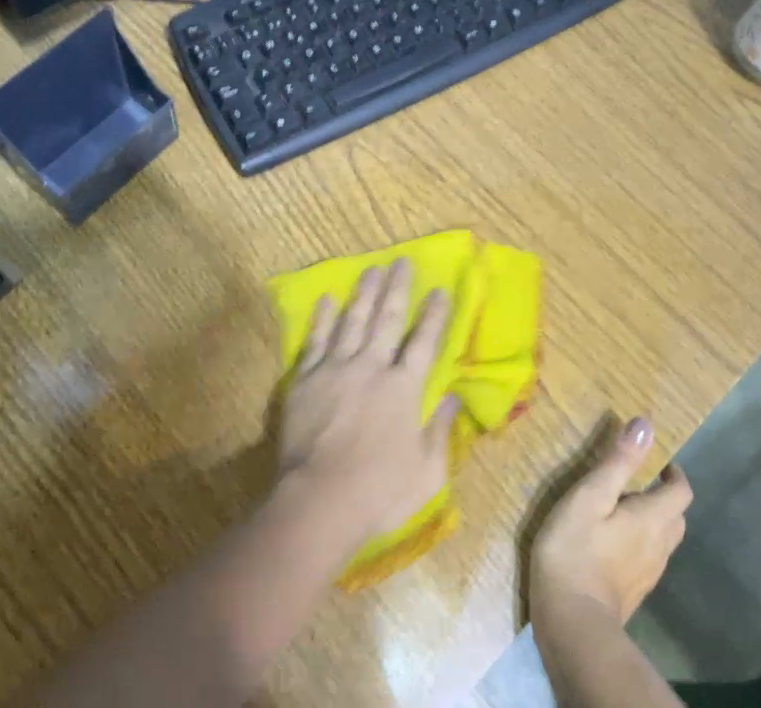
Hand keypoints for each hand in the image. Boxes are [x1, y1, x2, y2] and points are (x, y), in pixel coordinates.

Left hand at [277, 259, 459, 543]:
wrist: (319, 499)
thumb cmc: (380, 492)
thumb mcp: (427, 470)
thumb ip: (440, 430)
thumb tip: (456, 398)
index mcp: (404, 389)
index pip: (424, 342)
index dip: (435, 315)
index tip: (441, 290)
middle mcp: (371, 368)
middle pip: (387, 319)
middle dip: (397, 289)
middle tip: (403, 262)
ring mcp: (335, 370)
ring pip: (352, 321)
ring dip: (364, 294)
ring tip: (372, 270)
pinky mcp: (304, 379)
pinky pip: (315, 340)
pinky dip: (322, 318)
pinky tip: (328, 300)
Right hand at [531, 417, 692, 625]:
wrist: (572, 621)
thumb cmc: (575, 550)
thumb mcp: (590, 497)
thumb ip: (619, 462)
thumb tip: (647, 424)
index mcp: (653, 518)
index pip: (681, 492)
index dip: (675, 474)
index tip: (658, 463)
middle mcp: (660, 546)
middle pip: (676, 517)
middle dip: (664, 498)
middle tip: (635, 485)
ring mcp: (649, 574)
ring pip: (663, 541)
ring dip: (652, 523)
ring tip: (620, 513)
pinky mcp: (634, 593)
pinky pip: (646, 561)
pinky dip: (638, 546)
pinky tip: (609, 547)